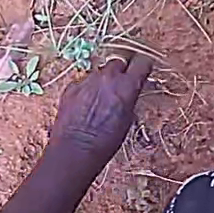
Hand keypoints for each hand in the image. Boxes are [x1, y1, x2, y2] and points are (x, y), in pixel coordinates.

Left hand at [44, 54, 152, 174]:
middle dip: (119, 74)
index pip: (141, 62)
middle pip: (117, 63)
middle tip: (118, 88)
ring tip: (99, 102)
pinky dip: (85, 90)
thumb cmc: (105, 142)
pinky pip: (82, 83)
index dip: (142, 67)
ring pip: (99, 73)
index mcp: (127, 86)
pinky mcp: (72, 87)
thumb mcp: (127, 120)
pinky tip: (85, 107)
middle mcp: (107, 78)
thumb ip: (129, 99)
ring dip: (101, 82)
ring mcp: (87, 80)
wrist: (76, 149)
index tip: (141, 71)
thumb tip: (128, 94)